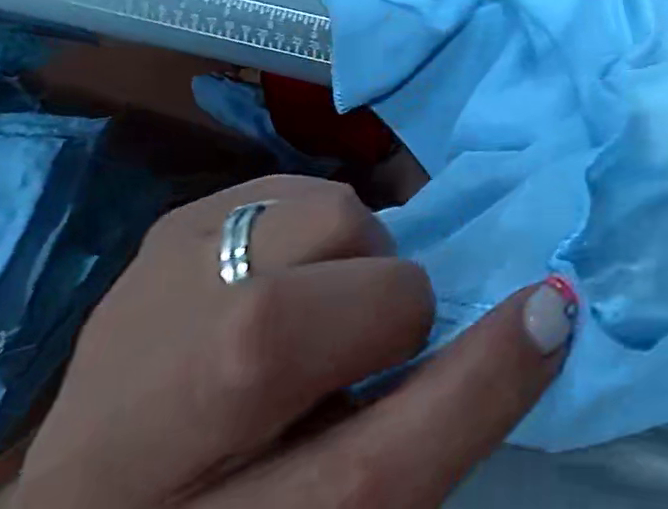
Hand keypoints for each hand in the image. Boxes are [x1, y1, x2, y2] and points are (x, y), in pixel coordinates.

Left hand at [14, 176, 574, 508]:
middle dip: (391, 308)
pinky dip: (320, 225)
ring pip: (304, 224)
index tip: (554, 307)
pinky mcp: (151, 247)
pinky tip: (285, 276)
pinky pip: (286, 189)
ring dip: (355, 255)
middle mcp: (137, 447)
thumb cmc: (267, 492)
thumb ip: (433, 422)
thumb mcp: (351, 494)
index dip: (479, 383)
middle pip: (284, 333)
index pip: (369, 476)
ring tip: (328, 303)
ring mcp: (131, 322)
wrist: (113, 486)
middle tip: (387, 337)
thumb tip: (539, 314)